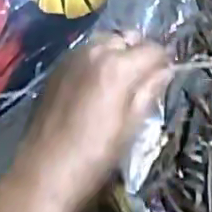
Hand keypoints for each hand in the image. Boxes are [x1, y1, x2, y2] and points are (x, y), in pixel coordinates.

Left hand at [1, 33, 170, 211]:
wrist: (43, 173)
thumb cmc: (94, 156)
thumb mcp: (131, 128)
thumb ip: (150, 92)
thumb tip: (166, 70)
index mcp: (118, 66)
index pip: (153, 49)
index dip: (164, 60)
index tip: (168, 72)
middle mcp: (97, 50)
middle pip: (129, 38)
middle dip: (140, 52)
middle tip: (145, 77)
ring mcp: (74, 55)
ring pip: (107, 40)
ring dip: (119, 51)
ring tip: (121, 78)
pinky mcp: (59, 65)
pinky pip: (87, 50)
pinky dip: (98, 57)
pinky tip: (97, 82)